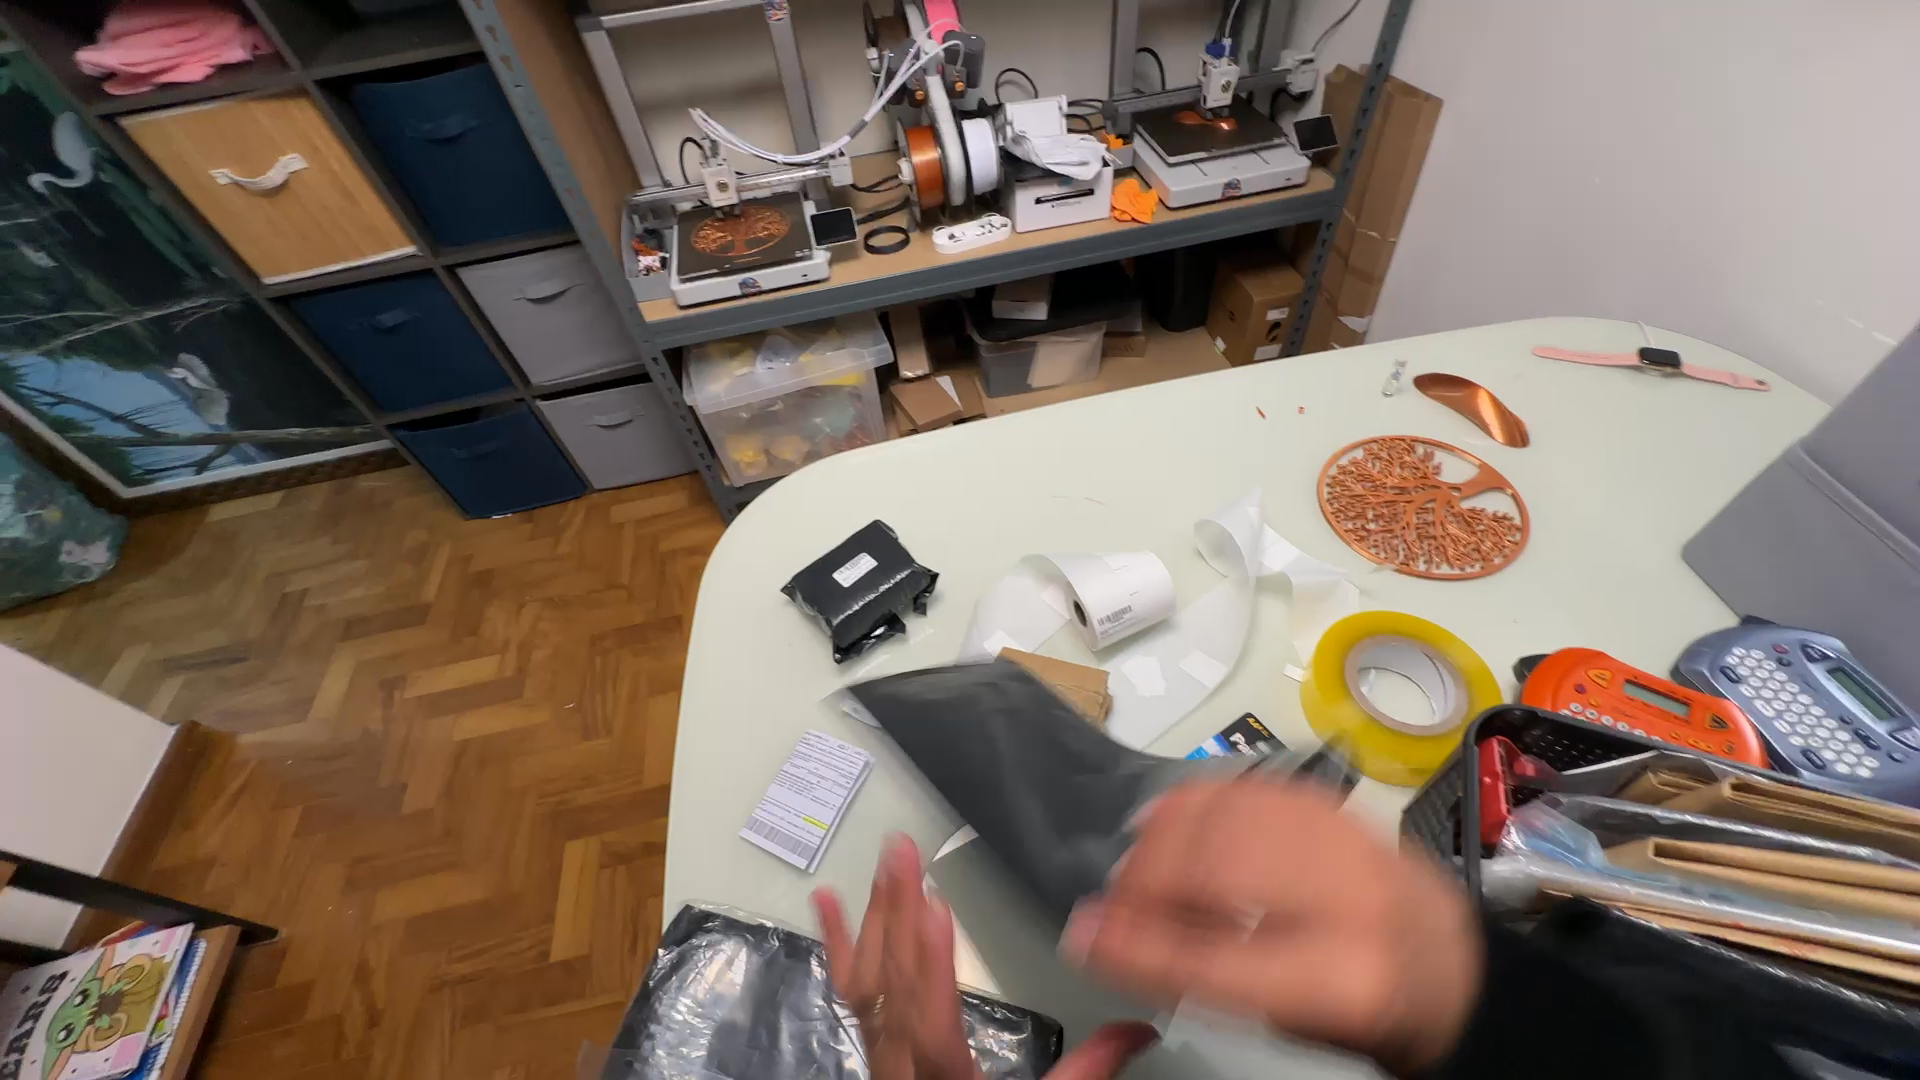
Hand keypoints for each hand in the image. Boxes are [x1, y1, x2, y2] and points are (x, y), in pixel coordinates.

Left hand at [813, 834, 1159, 1079]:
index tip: (935, 907)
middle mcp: (901, 1064)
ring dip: (876, 912)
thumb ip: (1090, 1067)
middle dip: (898, 911)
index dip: (931, 967)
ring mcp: (879, 1049)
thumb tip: (1143, 1026)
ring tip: (885, 858)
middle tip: (902, 850)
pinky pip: (847, 986)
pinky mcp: (870, 1038)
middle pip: (894, 986)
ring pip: (869, 978)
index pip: (932, 1025)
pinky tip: (826, 898)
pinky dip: (836, 939)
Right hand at [1058, 780, 1482, 1077]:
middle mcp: (1351, 900)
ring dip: (1163, 832)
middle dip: (1145, 877)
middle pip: (1215, 868)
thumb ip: (1202, 973)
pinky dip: (1194, 797)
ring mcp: (1347, 840)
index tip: (1083, 935)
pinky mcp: (1336, 805)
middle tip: (1116, 896)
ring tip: (1138, 858)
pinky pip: (1246, 784)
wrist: (1457, 963)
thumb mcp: (1293, 1017)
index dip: (1137, 945)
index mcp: (1348, 980)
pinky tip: (1170, 815)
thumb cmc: (1368, 1008)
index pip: (1216, 962)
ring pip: (1225, 814)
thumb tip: (1111, 935)